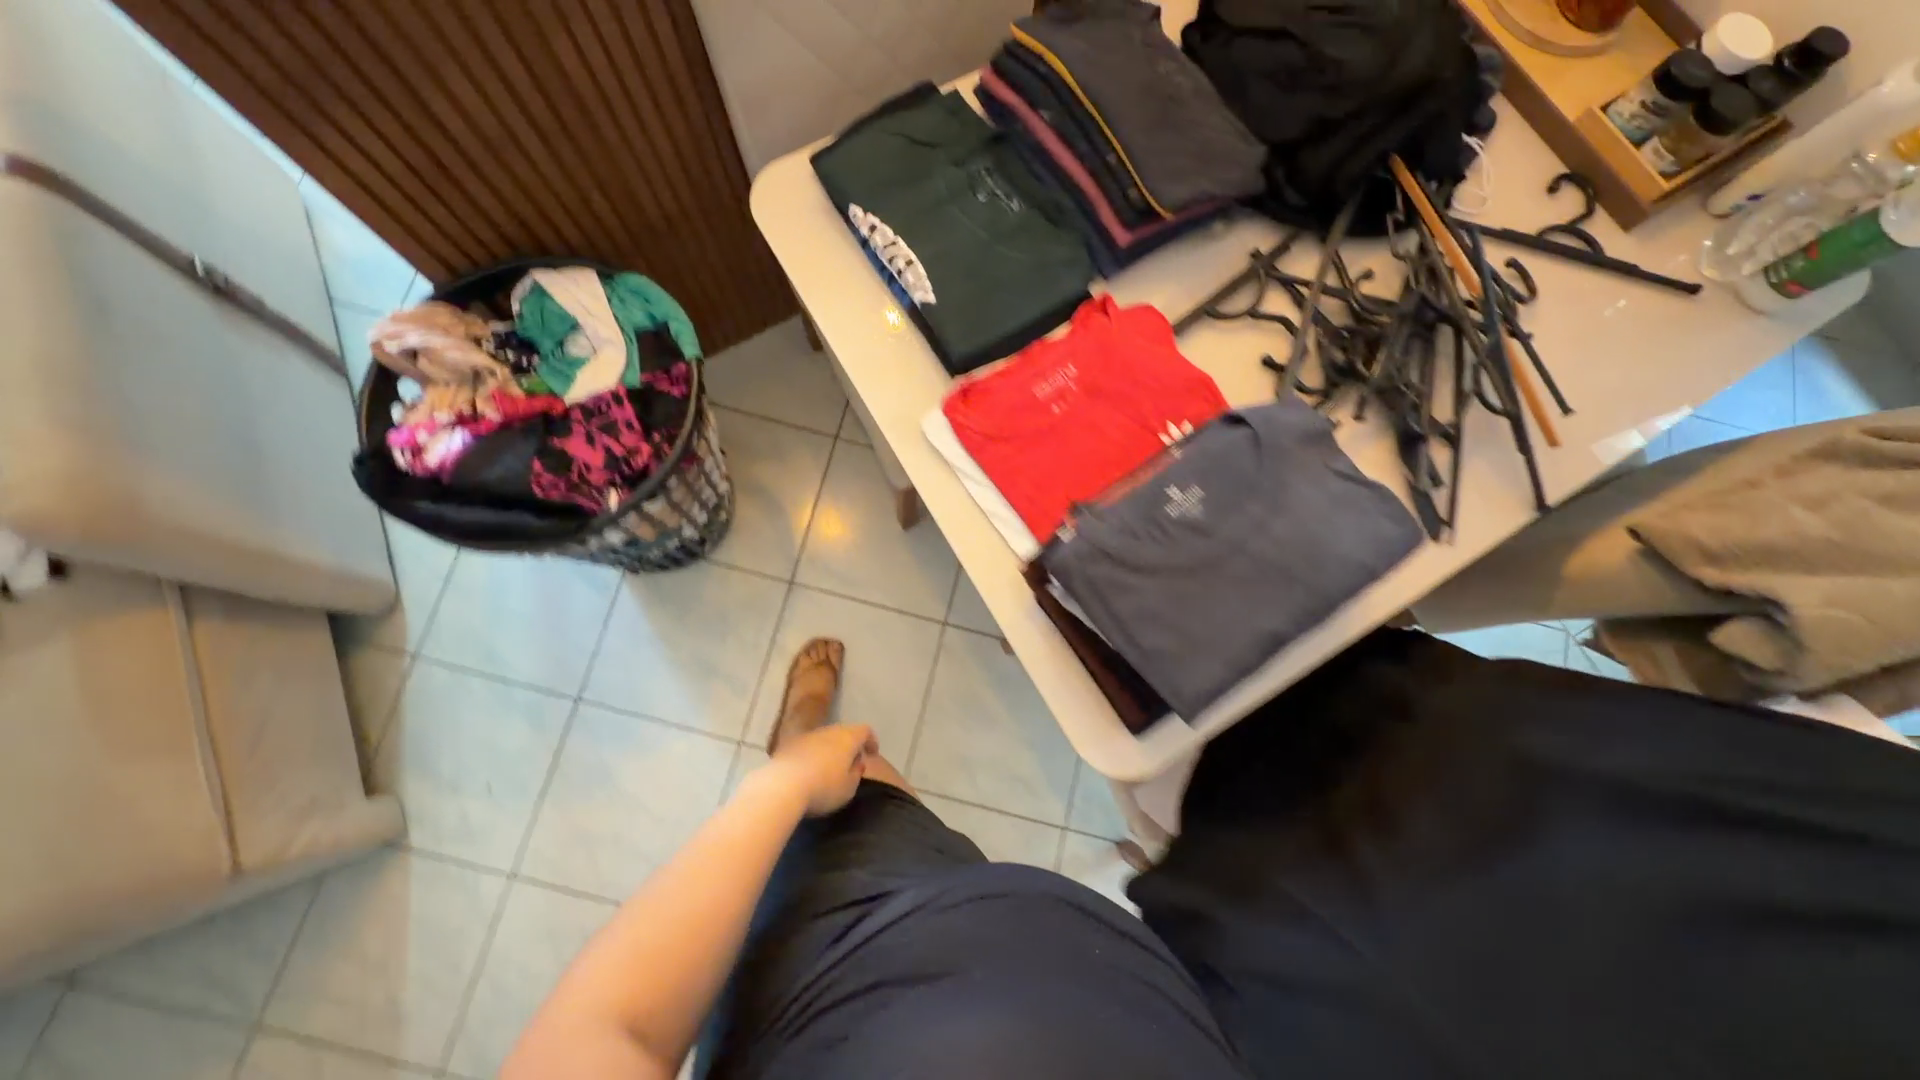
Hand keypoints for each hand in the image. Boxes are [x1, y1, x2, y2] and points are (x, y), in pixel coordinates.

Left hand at [758, 724, 876, 816]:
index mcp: (847, 737)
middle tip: (851, 763)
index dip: (871, 740)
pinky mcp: (787, 746)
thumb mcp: (849, 788)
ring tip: (829, 769)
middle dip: (849, 746)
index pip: (865, 730)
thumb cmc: (823, 788)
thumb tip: (856, 763)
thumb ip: (856, 773)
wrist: (781, 787)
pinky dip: (812, 756)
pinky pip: (807, 748)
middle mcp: (827, 731)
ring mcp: (805, 736)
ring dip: (829, 750)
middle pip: (843, 732)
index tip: (872, 753)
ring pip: (823, 739)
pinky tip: (809, 772)